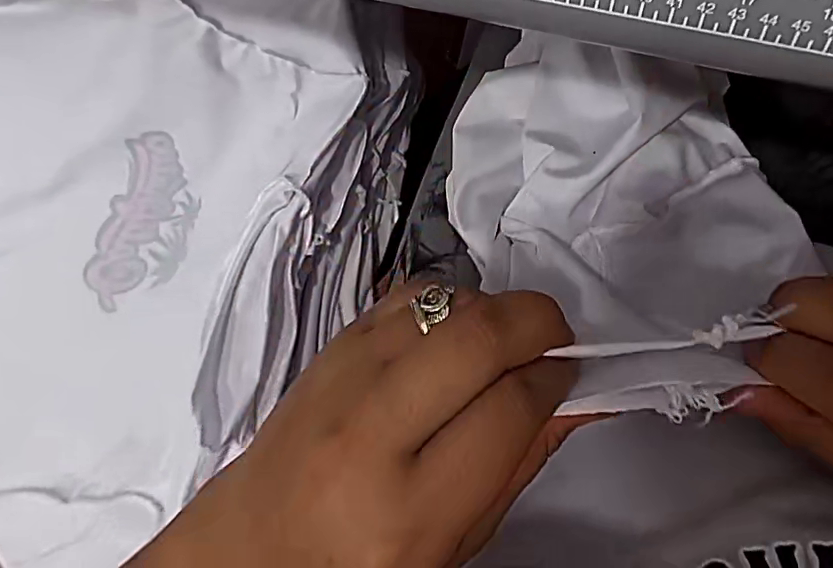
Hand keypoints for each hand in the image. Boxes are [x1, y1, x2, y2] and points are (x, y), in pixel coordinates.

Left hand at [136, 282, 585, 567]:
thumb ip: (519, 462)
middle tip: (557, 336)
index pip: (508, 410)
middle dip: (538, 322)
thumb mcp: (453, 543)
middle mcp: (371, 433)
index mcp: (406, 515)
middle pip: (478, 338)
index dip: (555, 381)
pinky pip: (413, 292)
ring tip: (508, 339)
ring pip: (448, 302)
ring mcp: (346, 373)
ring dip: (496, 308)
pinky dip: (453, 298)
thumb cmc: (362, 562)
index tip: (571, 374)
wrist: (255, 544)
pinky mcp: (335, 340)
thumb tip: (577, 395)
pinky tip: (459, 327)